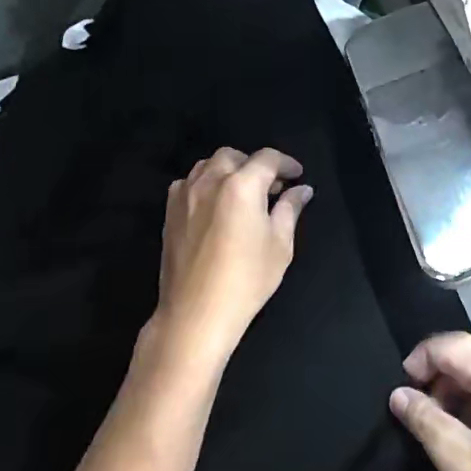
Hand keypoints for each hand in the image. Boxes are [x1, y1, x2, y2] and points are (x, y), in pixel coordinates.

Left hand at [153, 147, 314, 361]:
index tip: (297, 175)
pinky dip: (206, 183)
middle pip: (235, 156)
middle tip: (271, 188)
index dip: (286, 163)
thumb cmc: (246, 280)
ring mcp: (185, 194)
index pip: (267, 159)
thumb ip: (290, 209)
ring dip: (229, 171)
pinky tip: (215, 204)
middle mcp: (210, 180)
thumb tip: (301, 190)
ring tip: (243, 194)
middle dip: (255, 165)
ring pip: (208, 165)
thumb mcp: (280, 245)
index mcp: (241, 185)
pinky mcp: (169, 211)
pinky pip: (188, 182)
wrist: (196, 313)